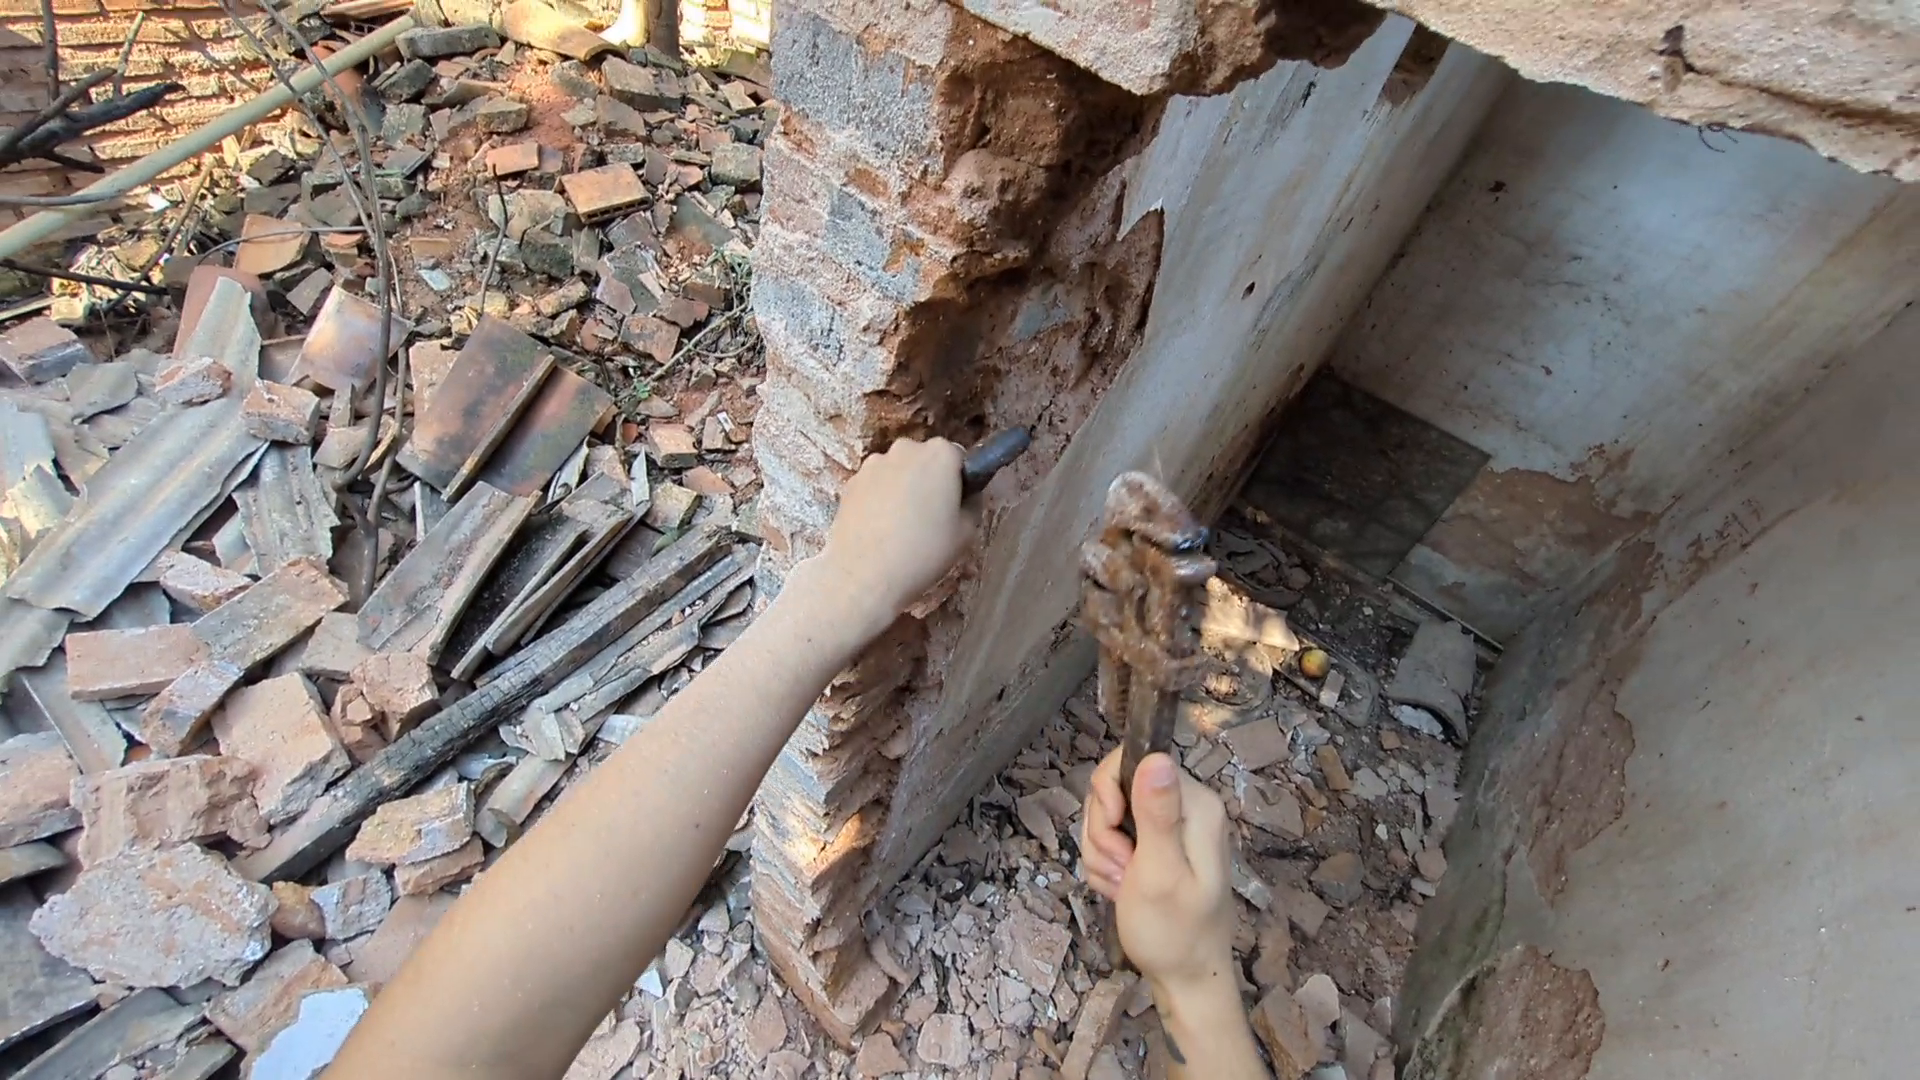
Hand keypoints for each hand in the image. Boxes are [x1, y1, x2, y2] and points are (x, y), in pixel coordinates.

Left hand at [814, 438, 976, 624]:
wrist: (864, 575)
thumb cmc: (923, 552)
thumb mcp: (967, 533)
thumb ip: (972, 504)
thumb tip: (965, 495)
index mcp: (940, 454)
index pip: (958, 458)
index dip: (959, 482)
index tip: (954, 506)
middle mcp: (905, 449)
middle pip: (924, 460)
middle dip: (929, 481)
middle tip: (930, 517)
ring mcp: (873, 464)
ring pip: (897, 472)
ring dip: (902, 489)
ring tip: (901, 527)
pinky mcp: (850, 482)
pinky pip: (874, 486)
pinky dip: (879, 499)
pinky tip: (879, 529)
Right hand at [1082, 750, 1235, 994]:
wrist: (1182, 980)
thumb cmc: (1174, 930)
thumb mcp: (1161, 872)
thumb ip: (1157, 813)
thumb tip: (1156, 755)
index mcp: (1196, 802)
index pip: (1133, 760)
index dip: (1110, 792)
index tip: (1113, 831)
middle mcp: (1184, 803)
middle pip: (1115, 784)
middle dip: (1103, 828)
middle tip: (1121, 866)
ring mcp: (1167, 823)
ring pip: (1107, 811)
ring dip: (1102, 849)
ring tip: (1122, 883)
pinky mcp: (1152, 841)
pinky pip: (1110, 833)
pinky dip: (1105, 861)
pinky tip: (1119, 887)